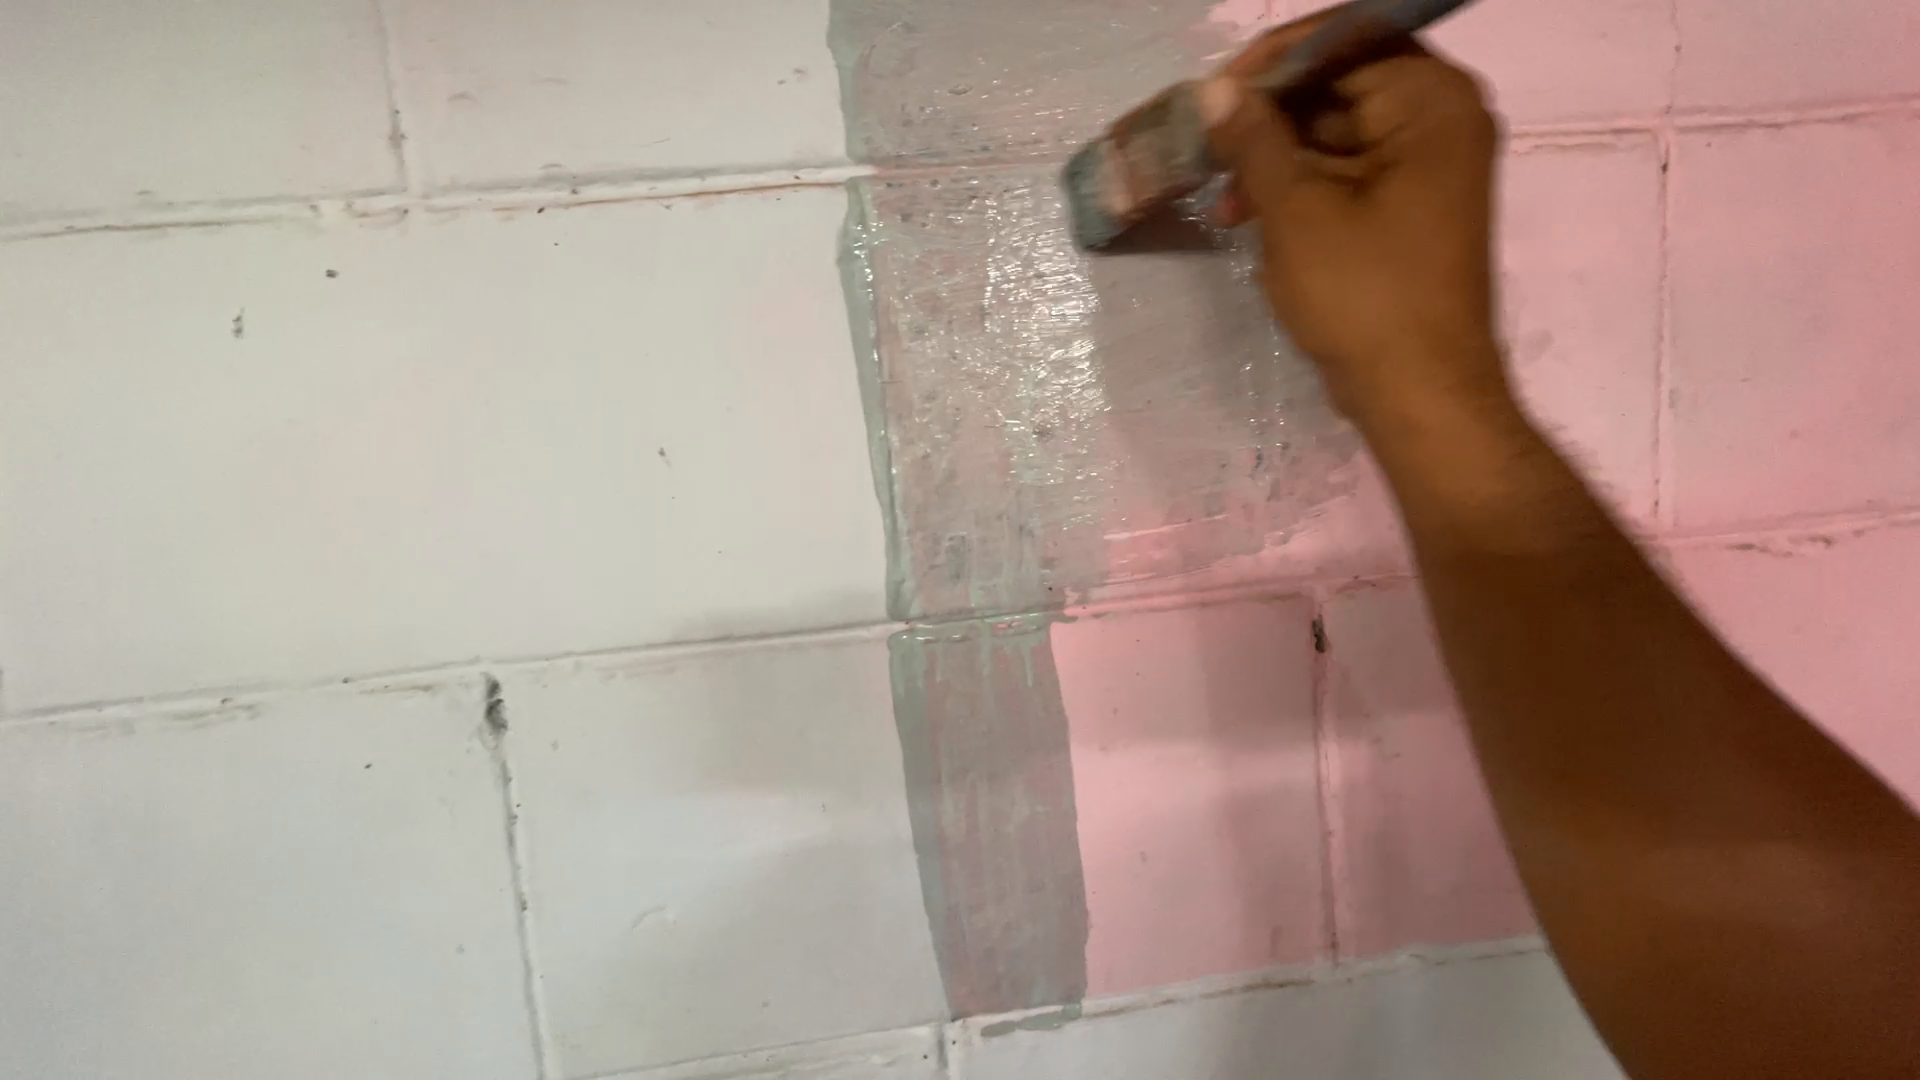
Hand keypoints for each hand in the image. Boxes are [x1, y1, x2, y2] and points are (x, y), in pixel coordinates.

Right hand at [1202, 20, 1505, 427]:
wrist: (1413, 389)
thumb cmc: (1362, 293)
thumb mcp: (1296, 212)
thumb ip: (1254, 142)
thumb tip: (1214, 93)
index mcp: (1431, 102)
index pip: (1347, 42)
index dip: (1274, 63)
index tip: (1214, 96)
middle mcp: (1436, 125)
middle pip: (1339, 91)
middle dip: (1267, 123)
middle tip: (1207, 153)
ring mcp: (1420, 174)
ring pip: (1332, 141)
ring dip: (1273, 166)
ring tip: (1223, 206)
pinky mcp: (1399, 217)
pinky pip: (1340, 182)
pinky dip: (1295, 197)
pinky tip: (1251, 223)